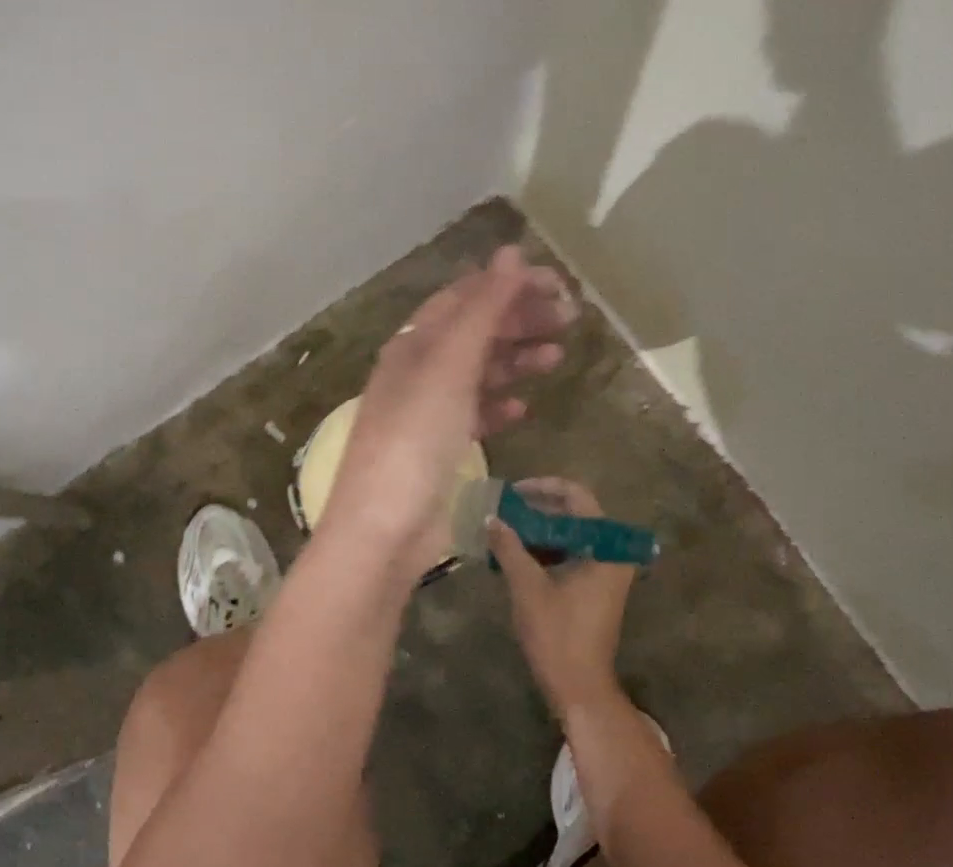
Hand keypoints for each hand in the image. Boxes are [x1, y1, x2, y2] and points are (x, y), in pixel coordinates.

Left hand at [321, 247, 579, 576]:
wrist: (383, 528)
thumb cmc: (414, 440)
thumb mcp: (449, 367)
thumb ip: (481, 311)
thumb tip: (510, 252)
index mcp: (410, 346)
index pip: (463, 299)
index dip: (508, 286)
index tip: (559, 286)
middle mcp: (415, 374)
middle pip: (473, 333)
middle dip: (519, 321)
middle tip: (569, 322)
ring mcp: (425, 415)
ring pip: (476, 374)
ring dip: (515, 361)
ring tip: (556, 360)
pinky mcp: (437, 453)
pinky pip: (472, 417)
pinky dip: (498, 407)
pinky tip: (522, 410)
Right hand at [488, 478, 636, 711]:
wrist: (578, 684)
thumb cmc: (557, 634)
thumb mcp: (527, 587)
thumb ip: (509, 548)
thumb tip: (490, 518)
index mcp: (605, 547)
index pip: (577, 497)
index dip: (542, 488)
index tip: (511, 493)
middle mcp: (612, 553)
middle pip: (575, 515)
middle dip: (537, 510)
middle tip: (502, 511)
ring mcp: (606, 572)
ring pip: (570, 536)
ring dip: (538, 532)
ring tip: (503, 531)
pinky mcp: (595, 588)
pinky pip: (570, 555)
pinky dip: (545, 552)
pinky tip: (515, 556)